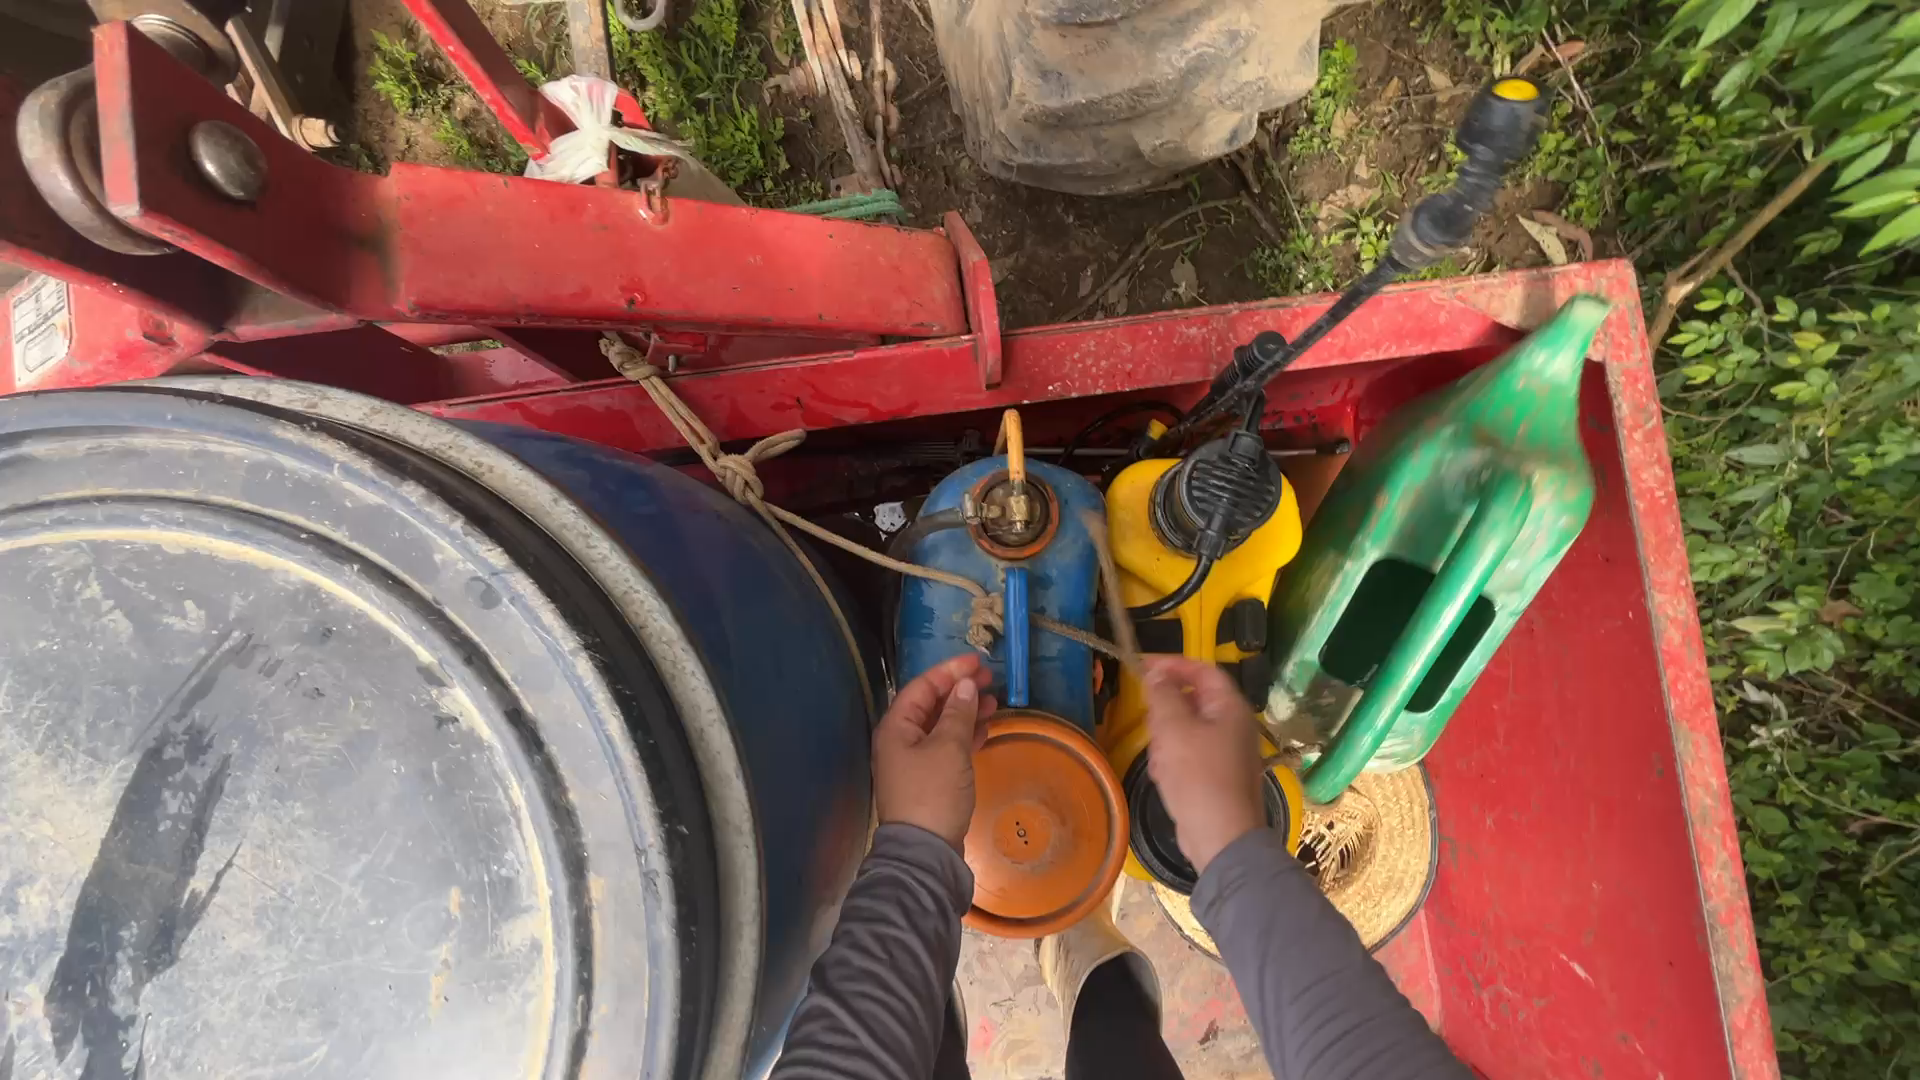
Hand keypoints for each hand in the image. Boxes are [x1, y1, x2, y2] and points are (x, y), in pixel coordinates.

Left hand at [874, 653, 997, 850]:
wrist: (925, 852)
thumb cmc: (933, 793)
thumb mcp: (949, 748)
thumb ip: (958, 713)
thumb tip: (964, 686)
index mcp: (896, 727)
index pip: (922, 687)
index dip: (950, 670)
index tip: (977, 661)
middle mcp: (900, 740)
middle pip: (931, 704)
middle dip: (959, 690)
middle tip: (989, 679)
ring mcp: (913, 761)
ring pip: (941, 725)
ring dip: (965, 712)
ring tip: (993, 703)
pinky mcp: (928, 779)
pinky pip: (946, 747)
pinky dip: (964, 736)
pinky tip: (985, 730)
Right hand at [1141, 655, 1265, 875]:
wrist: (1221, 838)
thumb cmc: (1199, 777)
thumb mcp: (1174, 728)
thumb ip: (1162, 695)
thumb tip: (1156, 672)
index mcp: (1230, 708)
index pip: (1202, 670)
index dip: (1172, 664)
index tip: (1142, 667)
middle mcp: (1232, 726)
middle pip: (1191, 700)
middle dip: (1165, 711)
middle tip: (1149, 723)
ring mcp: (1225, 752)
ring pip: (1184, 728)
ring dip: (1165, 739)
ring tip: (1159, 758)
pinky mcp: (1214, 775)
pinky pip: (1186, 754)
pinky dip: (1171, 759)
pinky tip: (1164, 776)